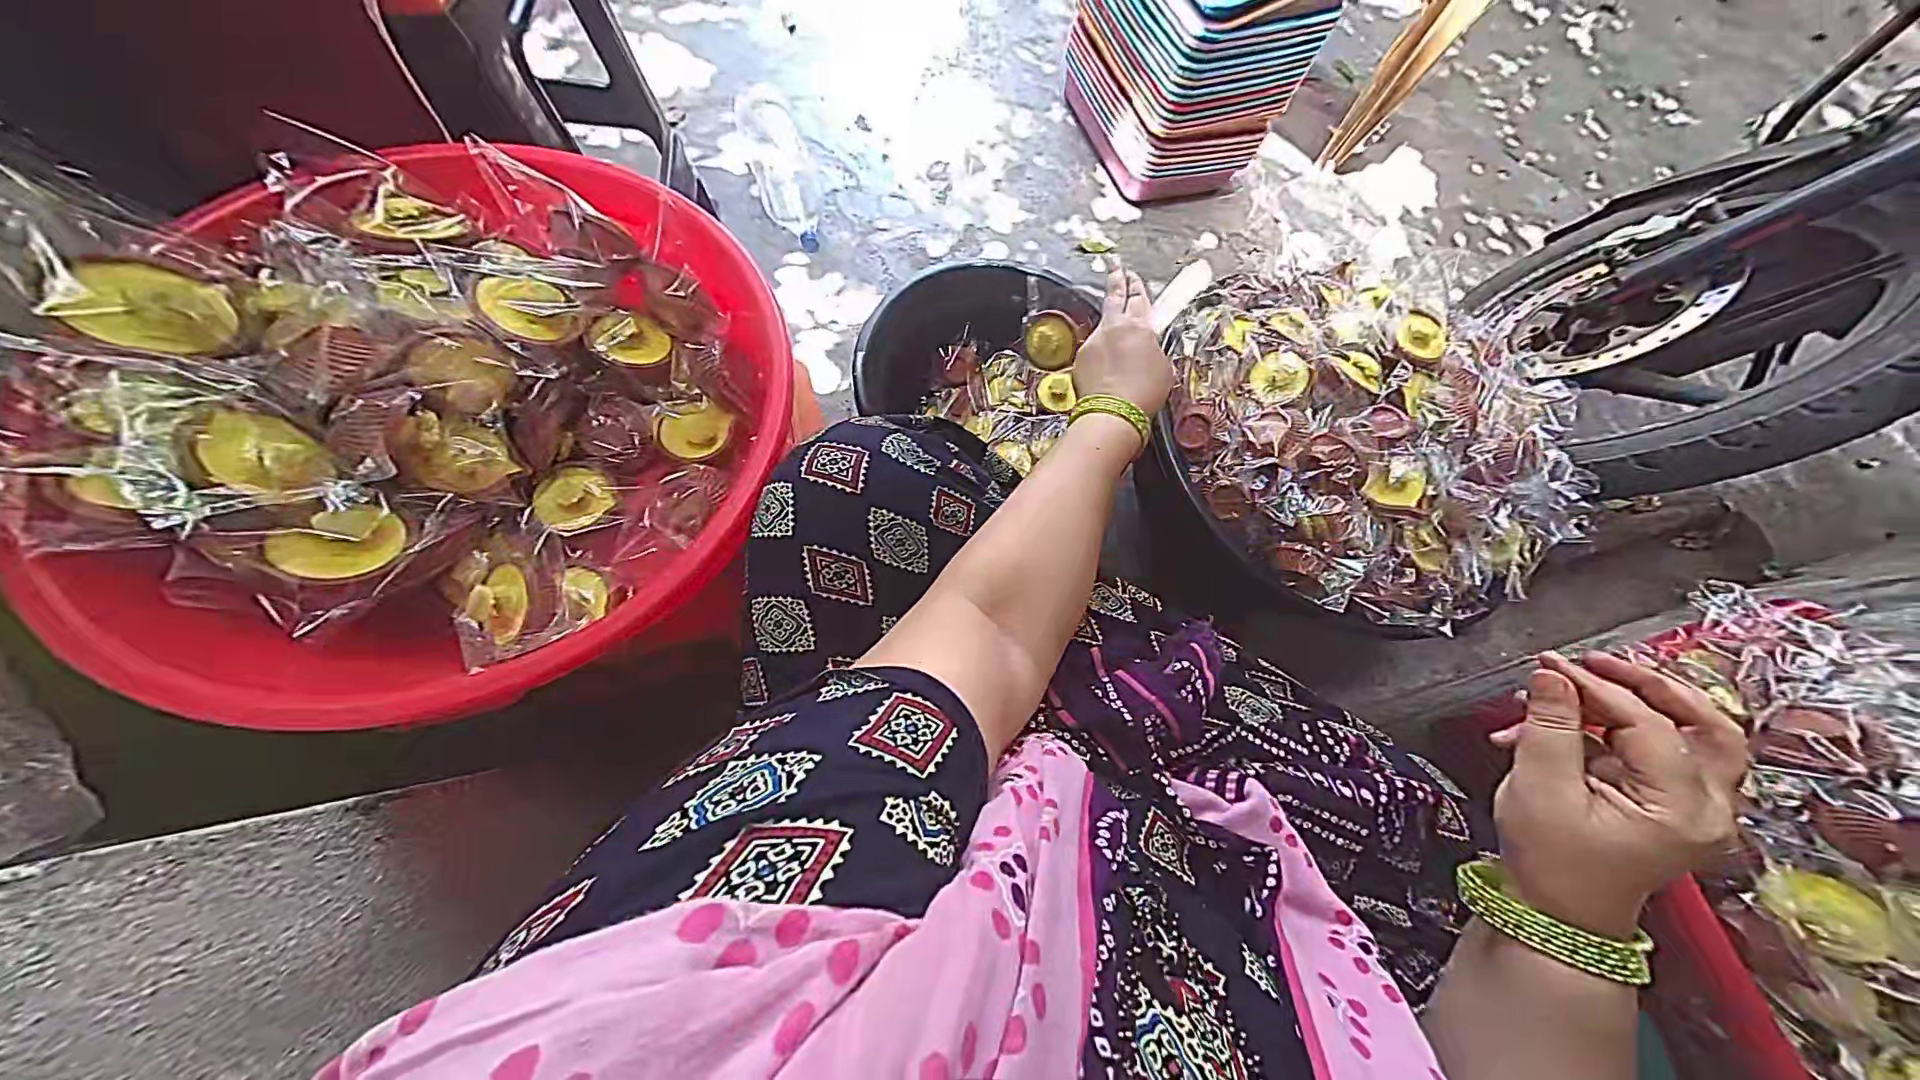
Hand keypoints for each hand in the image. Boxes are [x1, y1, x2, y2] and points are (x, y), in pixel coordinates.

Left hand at [1073, 267, 1173, 420]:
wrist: (1114, 412)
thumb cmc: (1145, 393)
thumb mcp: (1163, 367)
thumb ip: (1152, 348)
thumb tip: (1145, 348)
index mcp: (1140, 326)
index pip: (1139, 298)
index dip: (1136, 286)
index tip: (1133, 277)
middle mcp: (1114, 327)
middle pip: (1114, 298)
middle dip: (1117, 282)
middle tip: (1116, 271)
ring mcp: (1094, 341)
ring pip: (1102, 326)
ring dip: (1108, 325)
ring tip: (1114, 331)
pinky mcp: (1081, 357)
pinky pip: (1092, 350)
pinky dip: (1099, 353)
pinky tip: (1105, 365)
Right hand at [1489, 651, 1747, 938]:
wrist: (1557, 909)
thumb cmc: (1549, 857)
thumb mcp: (1538, 786)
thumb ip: (1548, 727)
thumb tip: (1551, 676)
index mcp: (1684, 809)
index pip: (1649, 724)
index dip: (1595, 687)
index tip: (1548, 665)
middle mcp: (1708, 807)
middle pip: (1706, 725)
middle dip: (1648, 685)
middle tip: (1594, 663)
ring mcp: (1694, 807)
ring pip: (1687, 735)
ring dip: (1630, 705)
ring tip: (1567, 692)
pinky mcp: (1669, 803)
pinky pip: (1651, 751)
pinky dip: (1608, 731)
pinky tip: (1553, 730)